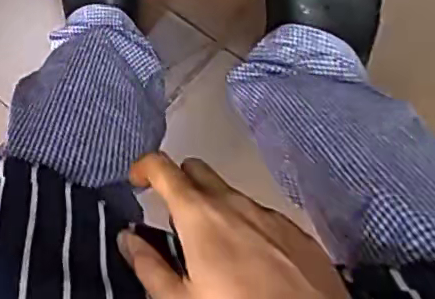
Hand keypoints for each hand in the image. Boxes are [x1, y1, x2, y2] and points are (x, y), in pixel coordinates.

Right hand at [120, 153, 345, 298]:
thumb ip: (149, 267)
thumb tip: (126, 237)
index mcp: (198, 213)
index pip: (160, 165)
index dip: (142, 168)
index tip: (136, 185)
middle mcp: (234, 204)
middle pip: (197, 170)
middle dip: (181, 184)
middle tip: (176, 219)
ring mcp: (275, 221)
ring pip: (233, 196)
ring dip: (217, 209)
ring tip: (220, 249)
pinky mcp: (308, 243)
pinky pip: (268, 220)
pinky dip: (252, 229)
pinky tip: (261, 267)